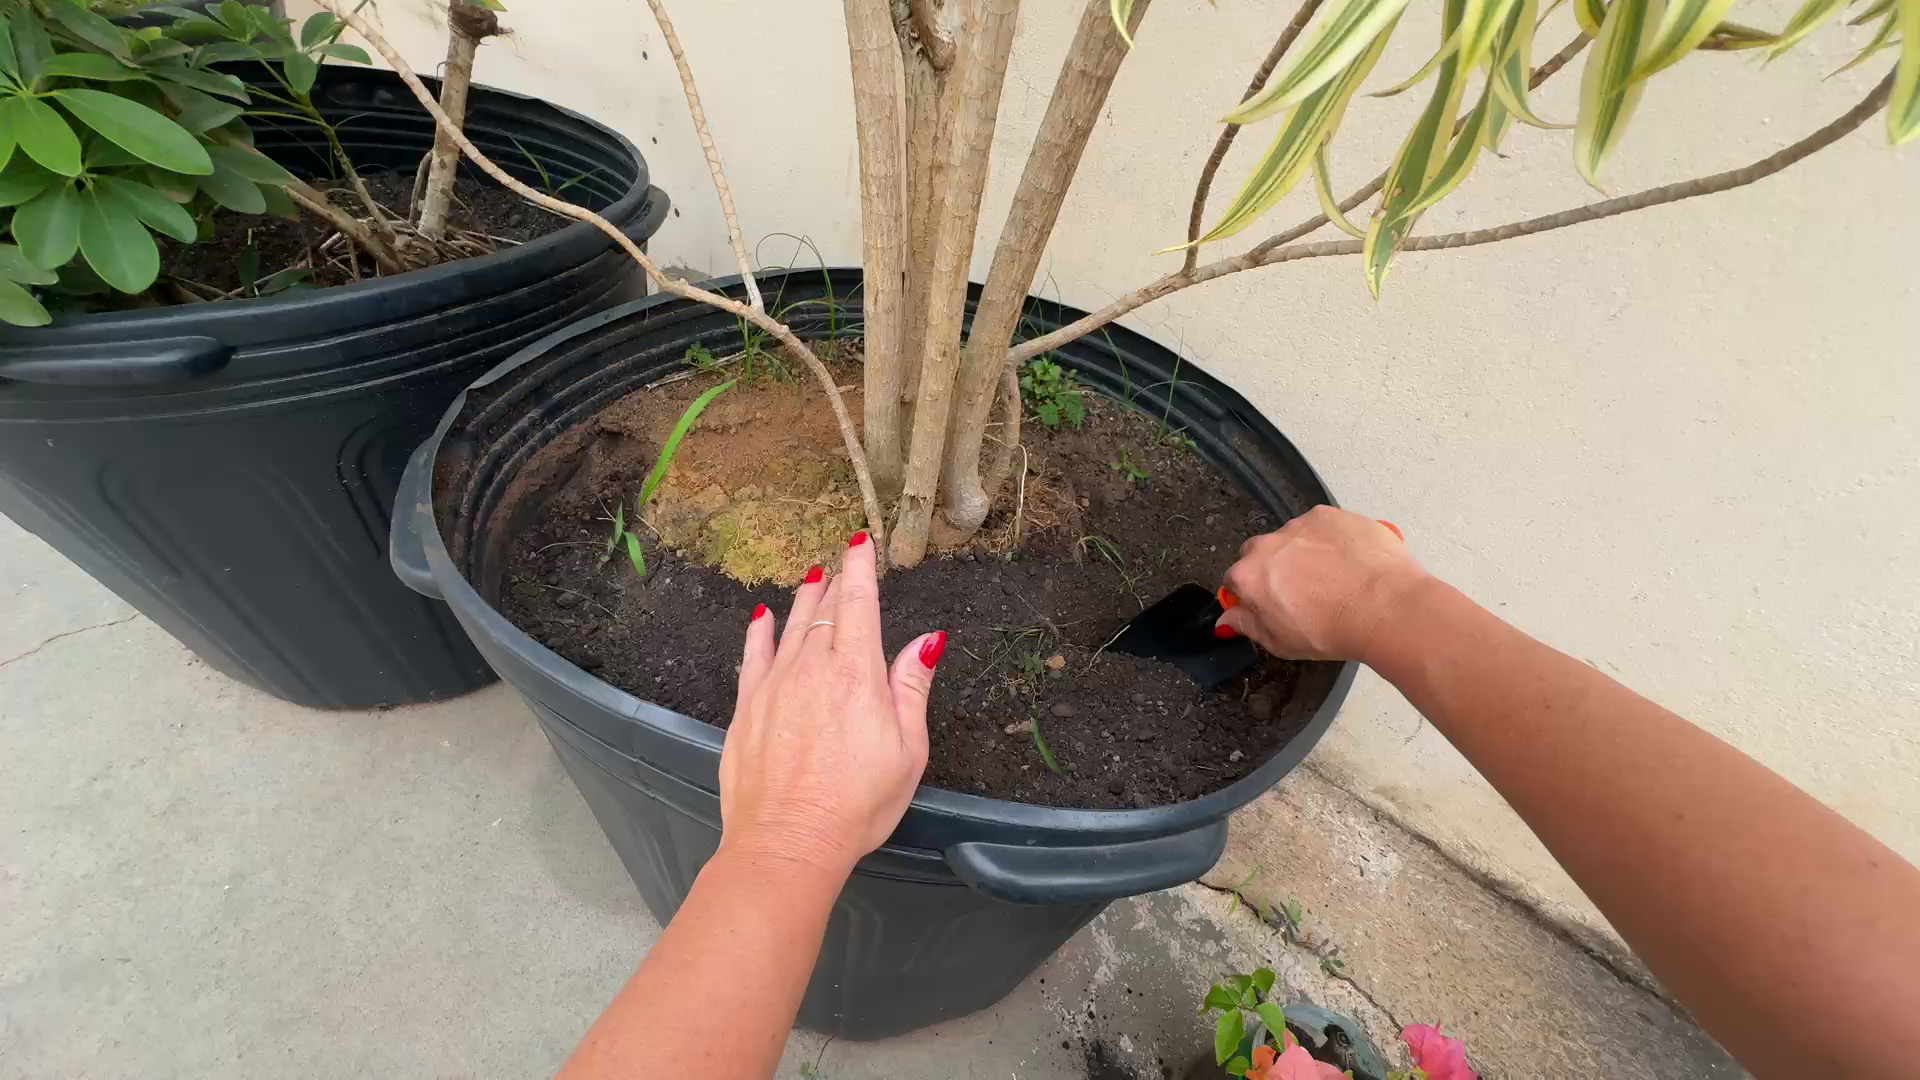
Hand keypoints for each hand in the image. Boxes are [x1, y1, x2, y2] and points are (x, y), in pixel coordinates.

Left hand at [719, 530, 942, 878]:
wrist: (787, 843)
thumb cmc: (858, 803)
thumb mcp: (908, 749)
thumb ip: (913, 686)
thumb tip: (928, 638)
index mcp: (856, 673)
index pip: (858, 602)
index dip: (860, 568)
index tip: (861, 543)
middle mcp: (812, 668)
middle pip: (824, 609)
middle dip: (836, 583)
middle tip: (842, 565)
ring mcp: (774, 685)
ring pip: (791, 626)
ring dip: (805, 599)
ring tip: (812, 578)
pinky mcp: (748, 708)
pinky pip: (753, 656)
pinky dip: (760, 632)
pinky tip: (762, 616)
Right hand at [1216, 505, 1428, 662]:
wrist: (1384, 607)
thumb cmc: (1334, 628)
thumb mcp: (1280, 642)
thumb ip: (1247, 625)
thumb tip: (1227, 619)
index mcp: (1247, 576)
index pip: (1234, 580)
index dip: (1252, 593)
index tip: (1270, 602)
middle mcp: (1266, 546)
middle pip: (1260, 553)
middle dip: (1275, 568)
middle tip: (1303, 591)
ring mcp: (1298, 527)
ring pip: (1292, 537)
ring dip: (1304, 552)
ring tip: (1333, 577)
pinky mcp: (1328, 515)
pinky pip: (1322, 525)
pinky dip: (1331, 539)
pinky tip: (1348, 561)